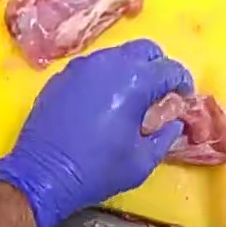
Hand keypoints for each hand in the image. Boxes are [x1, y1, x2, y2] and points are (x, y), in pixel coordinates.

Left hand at [0, 39, 193, 226]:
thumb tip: (173, 124)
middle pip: (145, 50)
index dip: (183, 84)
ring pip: (116, 56)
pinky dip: (103, 80)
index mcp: (135, 81)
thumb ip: (164, 139)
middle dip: (157, 68)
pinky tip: (100, 104)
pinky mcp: (60, 78)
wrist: (42, 176)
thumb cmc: (95, 172)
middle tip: (157, 94)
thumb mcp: (140, 164)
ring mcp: (81, 67)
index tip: (183, 99)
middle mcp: (109, 63)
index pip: (171, 69)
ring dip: (129, 72)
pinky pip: (90, 69)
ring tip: (128, 100)